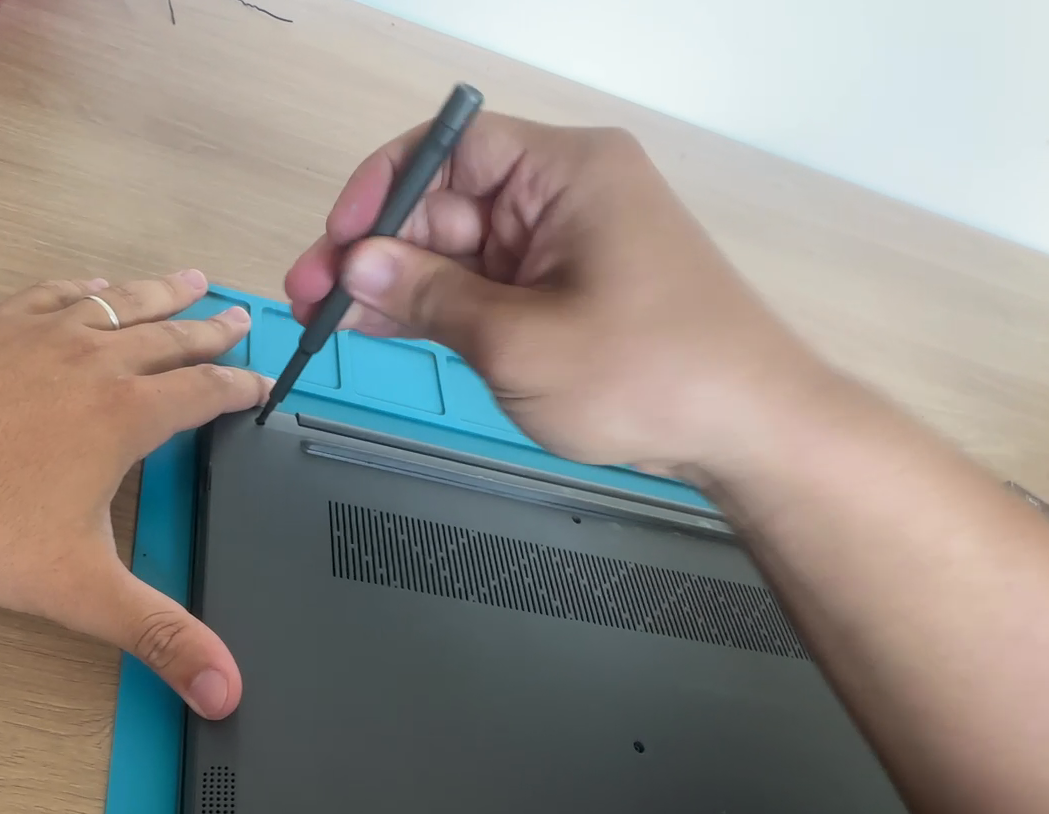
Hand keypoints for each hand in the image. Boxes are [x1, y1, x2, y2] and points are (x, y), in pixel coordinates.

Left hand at [0, 270, 266, 718]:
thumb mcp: (82, 591)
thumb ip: (159, 637)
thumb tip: (226, 690)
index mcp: (124, 415)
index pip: (204, 393)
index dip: (240, 390)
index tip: (262, 385)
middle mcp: (92, 362)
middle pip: (170, 337)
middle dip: (212, 331)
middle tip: (240, 318)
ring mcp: (38, 337)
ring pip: (119, 303)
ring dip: (160, 293)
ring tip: (191, 281)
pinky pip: (53, 295)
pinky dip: (84, 288)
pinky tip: (91, 285)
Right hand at [285, 114, 828, 481]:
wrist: (740, 431)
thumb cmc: (646, 375)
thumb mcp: (517, 338)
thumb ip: (429, 296)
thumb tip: (355, 264)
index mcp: (565, 175)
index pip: (454, 147)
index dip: (385, 187)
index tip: (338, 239)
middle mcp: (556, 198)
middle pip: (441, 205)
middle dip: (372, 249)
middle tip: (308, 296)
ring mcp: (551, 250)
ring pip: (448, 253)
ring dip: (388, 285)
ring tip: (323, 317)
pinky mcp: (549, 294)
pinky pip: (470, 289)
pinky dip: (424, 308)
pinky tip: (372, 325)